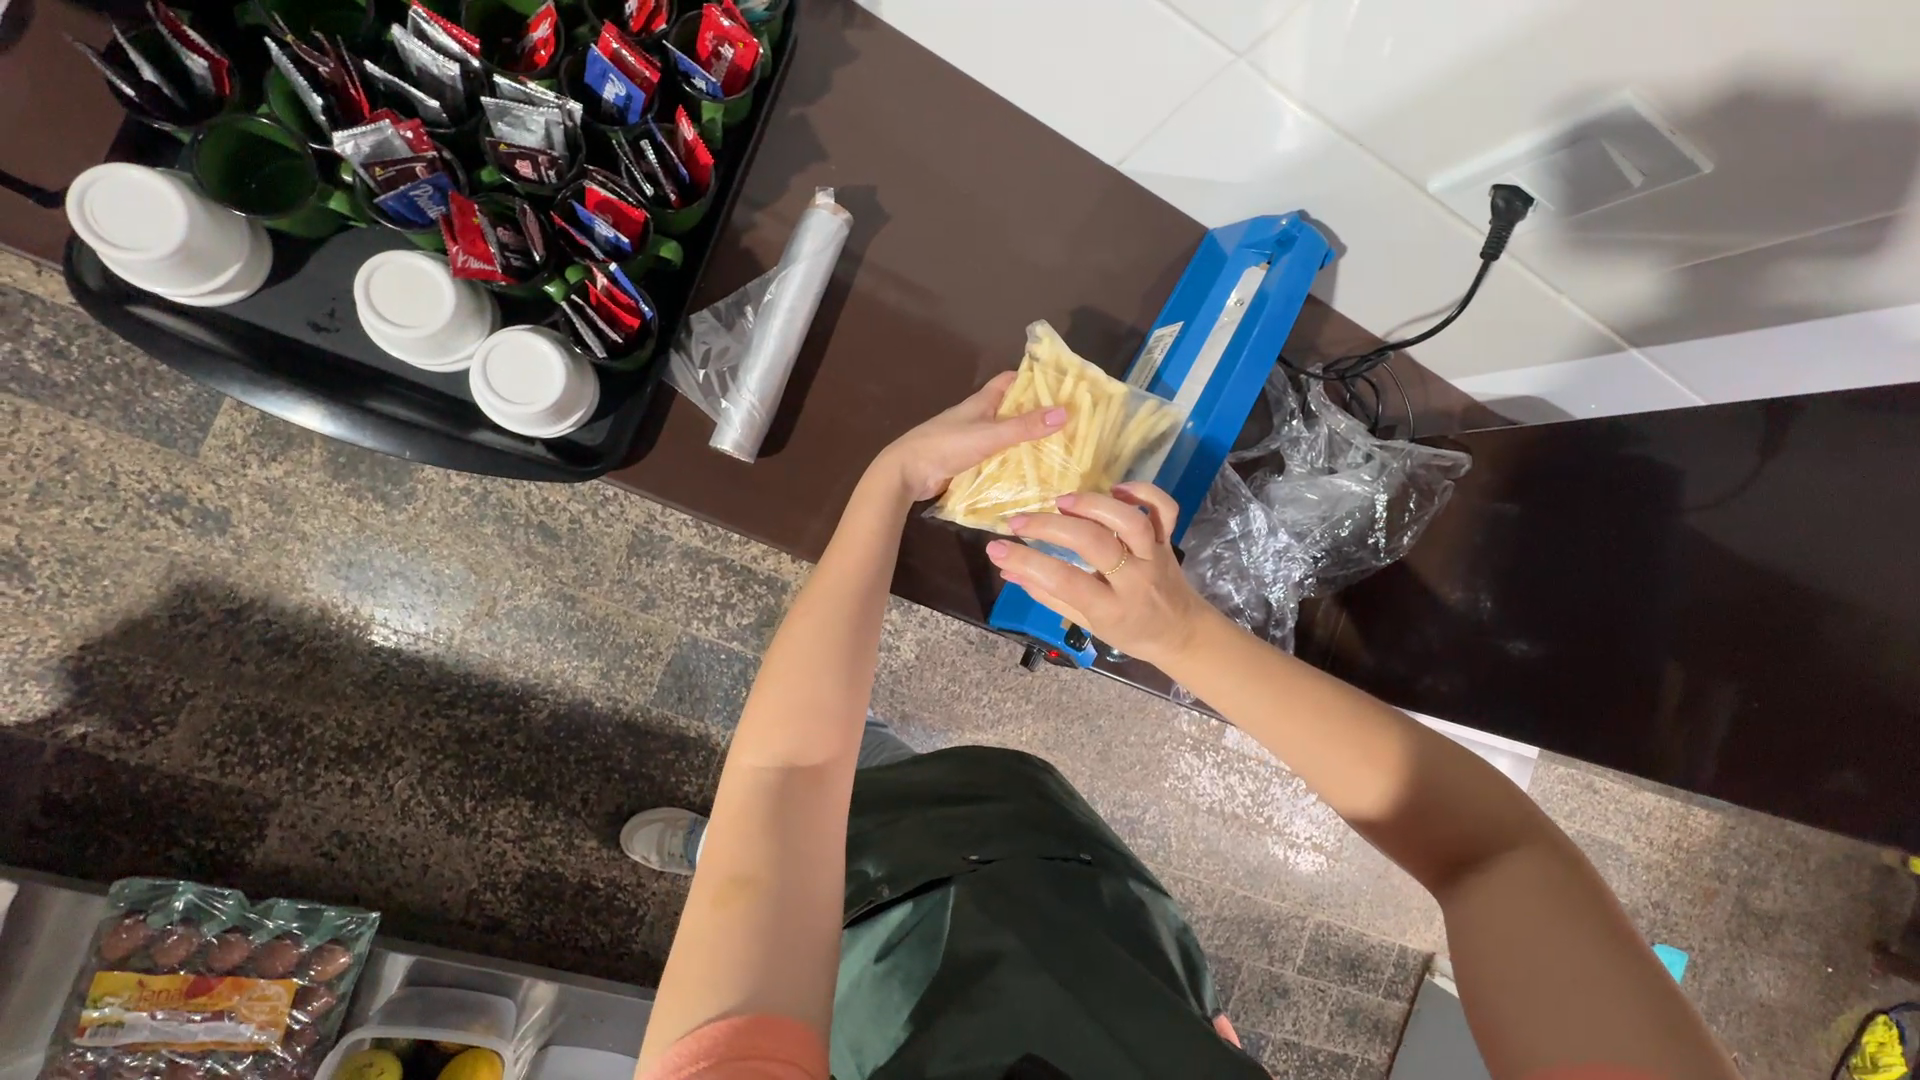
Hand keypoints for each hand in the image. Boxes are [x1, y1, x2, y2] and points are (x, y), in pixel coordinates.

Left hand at [872, 371, 1067, 500]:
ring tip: (1055, 448)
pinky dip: (1010, 461)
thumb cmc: (946, 445)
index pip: (1008, 382)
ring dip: (1023, 439)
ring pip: (1002, 435)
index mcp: (980, 403)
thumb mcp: (990, 434)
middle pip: (1009, 409)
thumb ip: (1024, 426)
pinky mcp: (965, 462)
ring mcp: (969, 440)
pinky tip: (1028, 472)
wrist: (907, 473)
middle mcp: (976, 418)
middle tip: (1066, 421)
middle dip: (1034, 412)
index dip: (1031, 379)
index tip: (1059, 384)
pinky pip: (994, 458)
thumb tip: (1064, 412)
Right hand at [985, 484, 1214, 665]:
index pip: (1064, 581)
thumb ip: (1048, 596)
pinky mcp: (1168, 539)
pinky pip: (1164, 509)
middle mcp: (1135, 579)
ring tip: (1061, 502)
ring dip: (1093, 506)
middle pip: (1094, 544)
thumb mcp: (1087, 624)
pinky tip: (1116, 489)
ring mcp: (1154, 556)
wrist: (1182, 633)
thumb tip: (1008, 571)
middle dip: (1051, 528)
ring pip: (1129, 522)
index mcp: (1111, 608)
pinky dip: (1143, 492)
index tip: (995, 548)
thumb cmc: (1129, 632)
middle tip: (1019, 521)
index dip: (1026, 562)